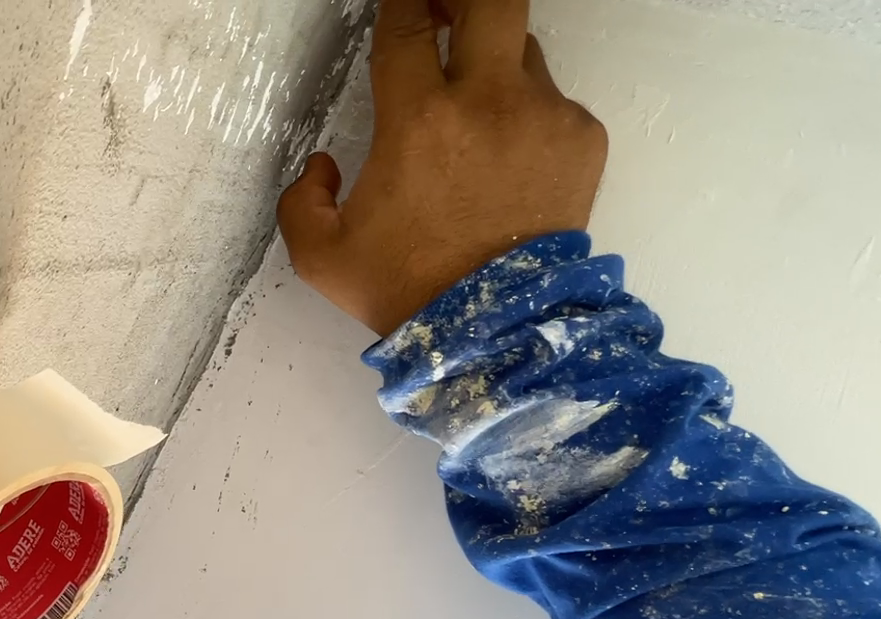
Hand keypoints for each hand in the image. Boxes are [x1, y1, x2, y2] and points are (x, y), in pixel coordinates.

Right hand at [278, 0, 608, 334]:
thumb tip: (324, 162)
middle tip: (442, 3)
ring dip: (489, 62)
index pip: (406, 32)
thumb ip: (300, 201)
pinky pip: (547, 103)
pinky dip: (519, 117)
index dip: (400, 3)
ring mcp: (543, 114)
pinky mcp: (580, 137)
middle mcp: (485, 102)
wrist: (486, 324)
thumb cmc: (396, 286)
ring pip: (520, 51)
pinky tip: (498, 162)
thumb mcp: (317, 256)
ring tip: (466, 106)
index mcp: (415, 125)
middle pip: (491, 1)